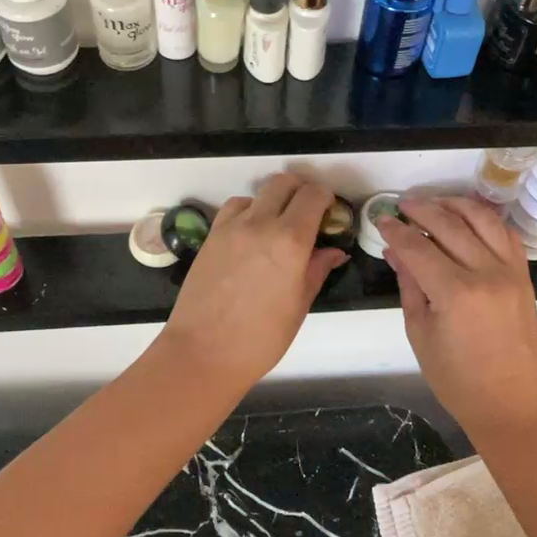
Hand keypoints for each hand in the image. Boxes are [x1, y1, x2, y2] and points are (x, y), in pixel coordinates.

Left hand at [159, 173, 348, 382]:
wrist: (203, 352)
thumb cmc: (260, 338)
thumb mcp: (299, 305)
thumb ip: (316, 270)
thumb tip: (333, 251)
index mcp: (290, 240)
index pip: (313, 196)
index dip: (325, 198)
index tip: (329, 213)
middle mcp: (260, 224)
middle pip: (283, 183)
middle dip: (300, 190)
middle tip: (308, 213)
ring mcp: (231, 227)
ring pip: (257, 194)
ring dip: (272, 201)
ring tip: (277, 227)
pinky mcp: (211, 237)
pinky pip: (233, 210)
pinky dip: (247, 212)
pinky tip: (251, 236)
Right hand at [379, 196, 536, 437]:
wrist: (511, 402)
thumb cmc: (457, 379)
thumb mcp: (420, 333)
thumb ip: (409, 285)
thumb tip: (395, 251)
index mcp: (455, 293)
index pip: (418, 248)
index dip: (396, 231)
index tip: (381, 219)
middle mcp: (486, 273)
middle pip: (449, 225)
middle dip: (421, 210)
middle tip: (402, 205)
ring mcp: (510, 272)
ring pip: (482, 219)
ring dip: (455, 205)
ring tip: (433, 202)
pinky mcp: (524, 276)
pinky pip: (505, 234)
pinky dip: (485, 219)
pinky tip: (466, 217)